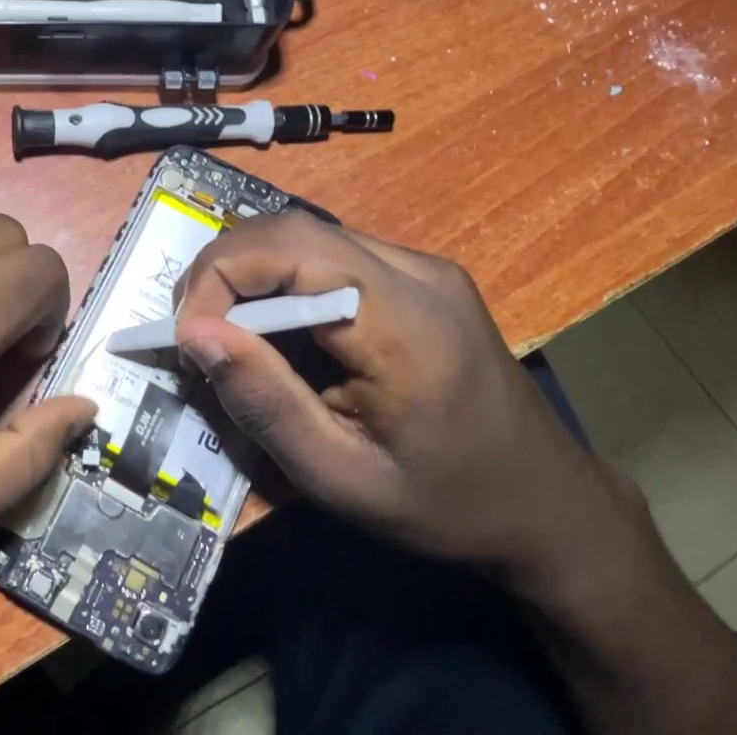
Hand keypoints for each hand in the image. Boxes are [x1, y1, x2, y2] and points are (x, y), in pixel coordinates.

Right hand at [173, 212, 639, 588]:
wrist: (548, 506)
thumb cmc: (445, 504)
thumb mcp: (342, 476)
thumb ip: (266, 402)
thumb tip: (193, 334)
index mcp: (406, 322)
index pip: (288, 249)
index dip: (218, 278)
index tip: (189, 343)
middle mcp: (417, 271)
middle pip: (291, 230)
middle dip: (222, 272)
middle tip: (195, 337)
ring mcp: (423, 268)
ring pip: (304, 237)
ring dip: (248, 276)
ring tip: (228, 338)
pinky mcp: (419, 277)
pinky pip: (328, 257)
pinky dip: (282, 285)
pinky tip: (277, 335)